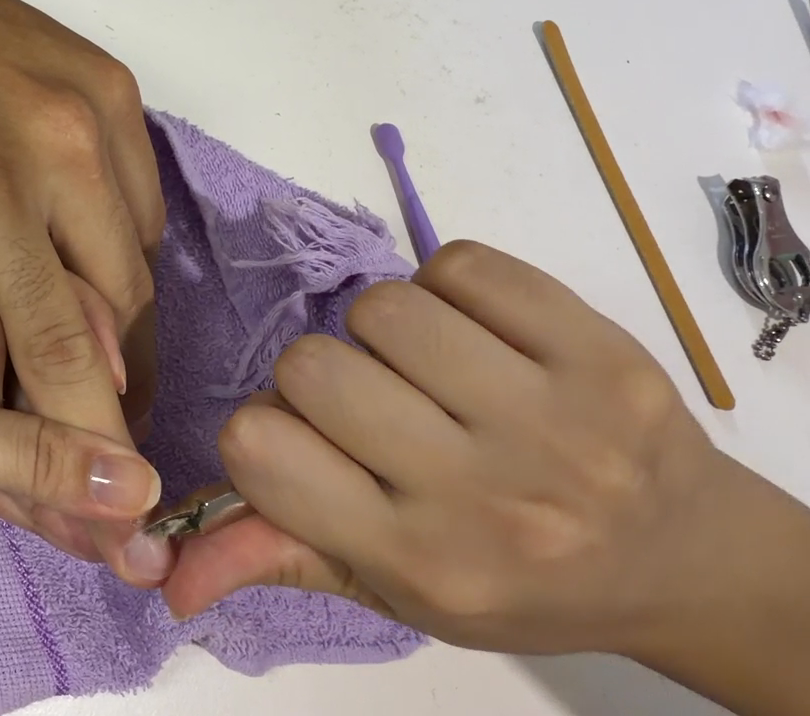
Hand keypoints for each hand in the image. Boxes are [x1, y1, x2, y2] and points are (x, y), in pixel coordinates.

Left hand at [0, 283, 164, 620]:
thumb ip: (23, 452)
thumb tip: (139, 482)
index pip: (36, 307)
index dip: (90, 373)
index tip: (131, 453)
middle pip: (48, 366)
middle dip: (91, 441)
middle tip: (133, 520)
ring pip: (40, 419)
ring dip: (77, 483)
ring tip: (117, 547)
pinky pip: (19, 459)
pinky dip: (49, 499)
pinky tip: (79, 537)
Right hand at [159, 242, 791, 657]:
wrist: (693, 565)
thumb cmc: (513, 579)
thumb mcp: (386, 590)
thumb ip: (272, 561)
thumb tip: (163, 573)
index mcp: (418, 557)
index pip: (255, 448)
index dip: (260, 430)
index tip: (306, 445)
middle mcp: (485, 494)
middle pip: (309, 366)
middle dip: (317, 375)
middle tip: (369, 405)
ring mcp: (557, 420)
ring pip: (381, 306)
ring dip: (380, 329)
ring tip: (424, 368)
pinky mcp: (607, 353)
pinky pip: (462, 265)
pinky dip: (447, 287)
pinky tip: (474, 334)